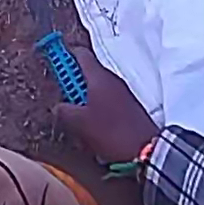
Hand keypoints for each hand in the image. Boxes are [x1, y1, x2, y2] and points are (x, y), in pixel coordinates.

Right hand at [54, 47, 157, 163]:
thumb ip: (64, 111)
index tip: (55, 64)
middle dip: (73, 83)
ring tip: (78, 118)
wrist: (148, 151)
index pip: (80, 53)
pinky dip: (97, 108)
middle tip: (64, 99)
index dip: (65, 55)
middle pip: (87, 72)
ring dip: (84, 98)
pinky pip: (107, 100)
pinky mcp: (129, 106)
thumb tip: (58, 107)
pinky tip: (94, 127)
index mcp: (98, 76)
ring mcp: (122, 92)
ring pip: (96, 88)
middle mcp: (111, 79)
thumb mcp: (80, 123)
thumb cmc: (111, 132)